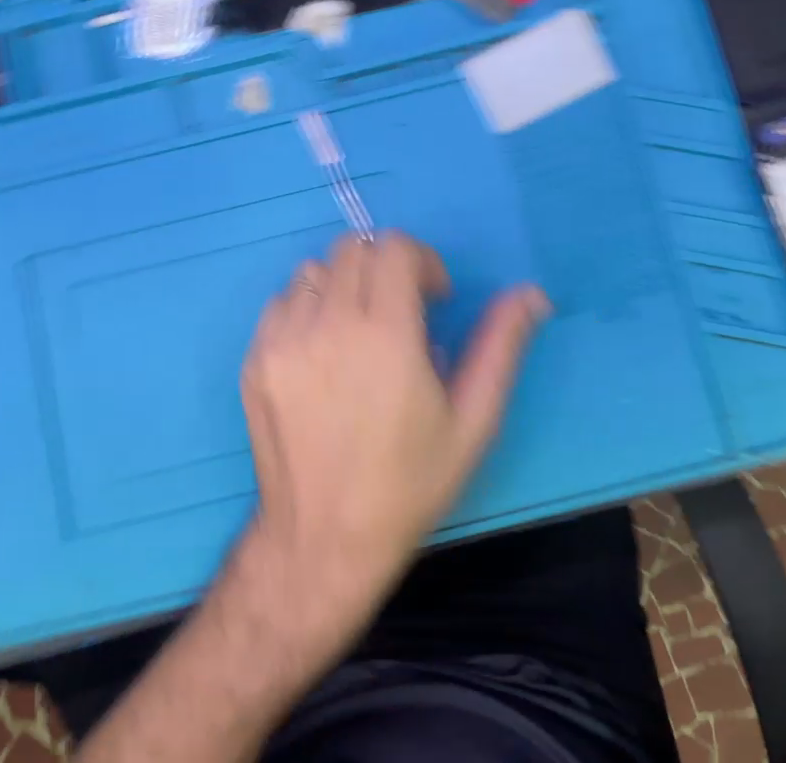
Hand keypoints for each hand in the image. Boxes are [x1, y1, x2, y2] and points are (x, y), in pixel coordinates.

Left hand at [238, 232, 548, 609]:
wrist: (325, 537)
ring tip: (360, 333)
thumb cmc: (410, 482)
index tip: (434, 300)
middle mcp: (326, 325)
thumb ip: (501, 346)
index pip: (394, 247)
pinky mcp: (253, 361)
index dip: (422, 263)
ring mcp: (282, 342)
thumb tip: (532, 293)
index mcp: (385, 334)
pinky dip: (306, 310)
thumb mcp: (473, 421)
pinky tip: (323, 353)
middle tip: (402, 315)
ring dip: (344, 285)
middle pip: (353, 249)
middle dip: (385, 268)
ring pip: (312, 271)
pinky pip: (281, 304)